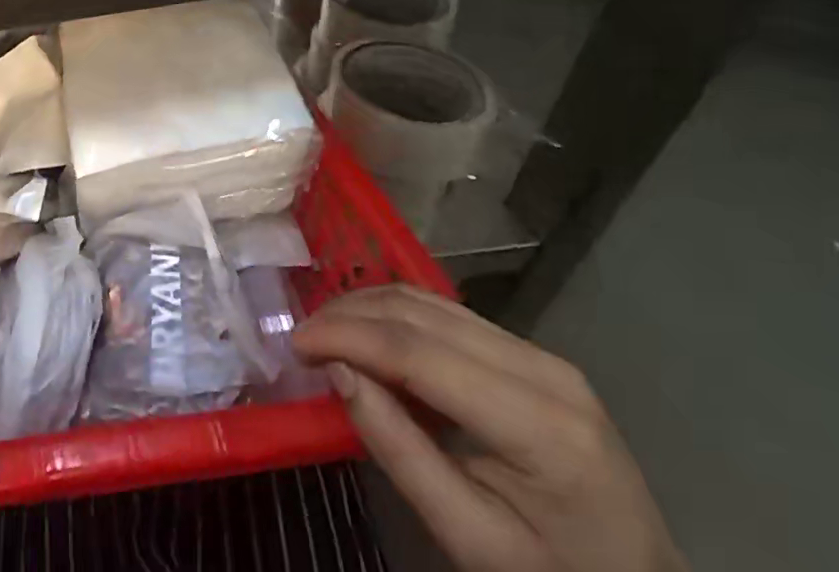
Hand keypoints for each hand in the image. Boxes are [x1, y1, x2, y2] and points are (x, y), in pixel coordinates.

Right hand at [292, 285, 686, 571]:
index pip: (418, 351)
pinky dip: (395, 317)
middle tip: (300, 338)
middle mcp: (545, 370)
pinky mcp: (532, 356)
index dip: (347, 336)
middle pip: (422, 314)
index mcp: (539, 424)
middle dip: (350, 315)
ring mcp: (543, 357)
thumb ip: (399, 451)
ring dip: (367, 308)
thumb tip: (337, 372)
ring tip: (324, 334)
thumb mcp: (469, 534)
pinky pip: (448, 317)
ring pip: (431, 303)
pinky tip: (367, 337)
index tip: (294, 343)